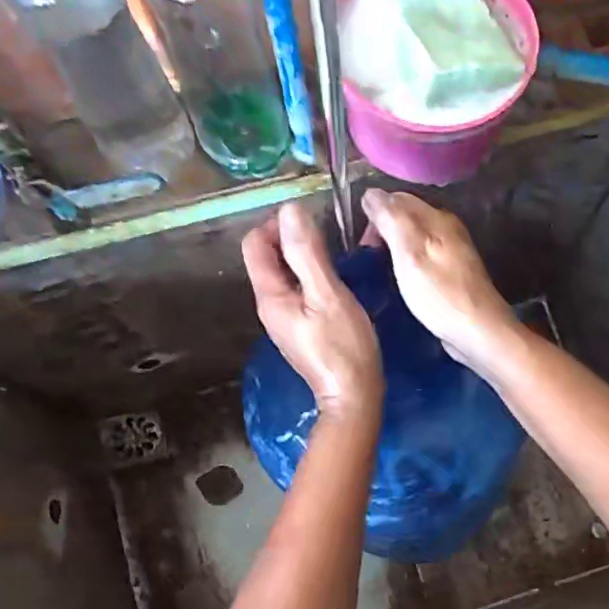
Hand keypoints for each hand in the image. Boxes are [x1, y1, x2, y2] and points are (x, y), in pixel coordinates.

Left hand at [243, 204, 383, 418]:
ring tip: (337, 255)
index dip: (277, 224)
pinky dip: (313, 279)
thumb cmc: (344, 348)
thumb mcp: (328, 295)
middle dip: (292, 239)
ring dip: (305, 258)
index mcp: (270, 296)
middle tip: (328, 235)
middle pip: (269, 259)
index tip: (310, 221)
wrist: (353, 398)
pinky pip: (300, 294)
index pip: (255, 244)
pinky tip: (338, 281)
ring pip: (287, 276)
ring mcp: (286, 322)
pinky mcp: (302, 331)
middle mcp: (270, 307)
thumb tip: (289, 210)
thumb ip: (307, 253)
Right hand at [359, 189, 519, 375]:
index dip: (374, 215)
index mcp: (437, 217)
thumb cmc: (440, 294)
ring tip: (380, 273)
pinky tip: (401, 283)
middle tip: (368, 260)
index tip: (363, 245)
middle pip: (406, 217)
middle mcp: (447, 228)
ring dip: (394, 250)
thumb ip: (391, 219)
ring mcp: (452, 252)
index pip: (396, 198)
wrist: (479, 332)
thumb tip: (371, 193)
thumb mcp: (409, 253)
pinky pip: (422, 258)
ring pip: (414, 238)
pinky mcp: (453, 275)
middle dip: (382, 232)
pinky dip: (407, 265)